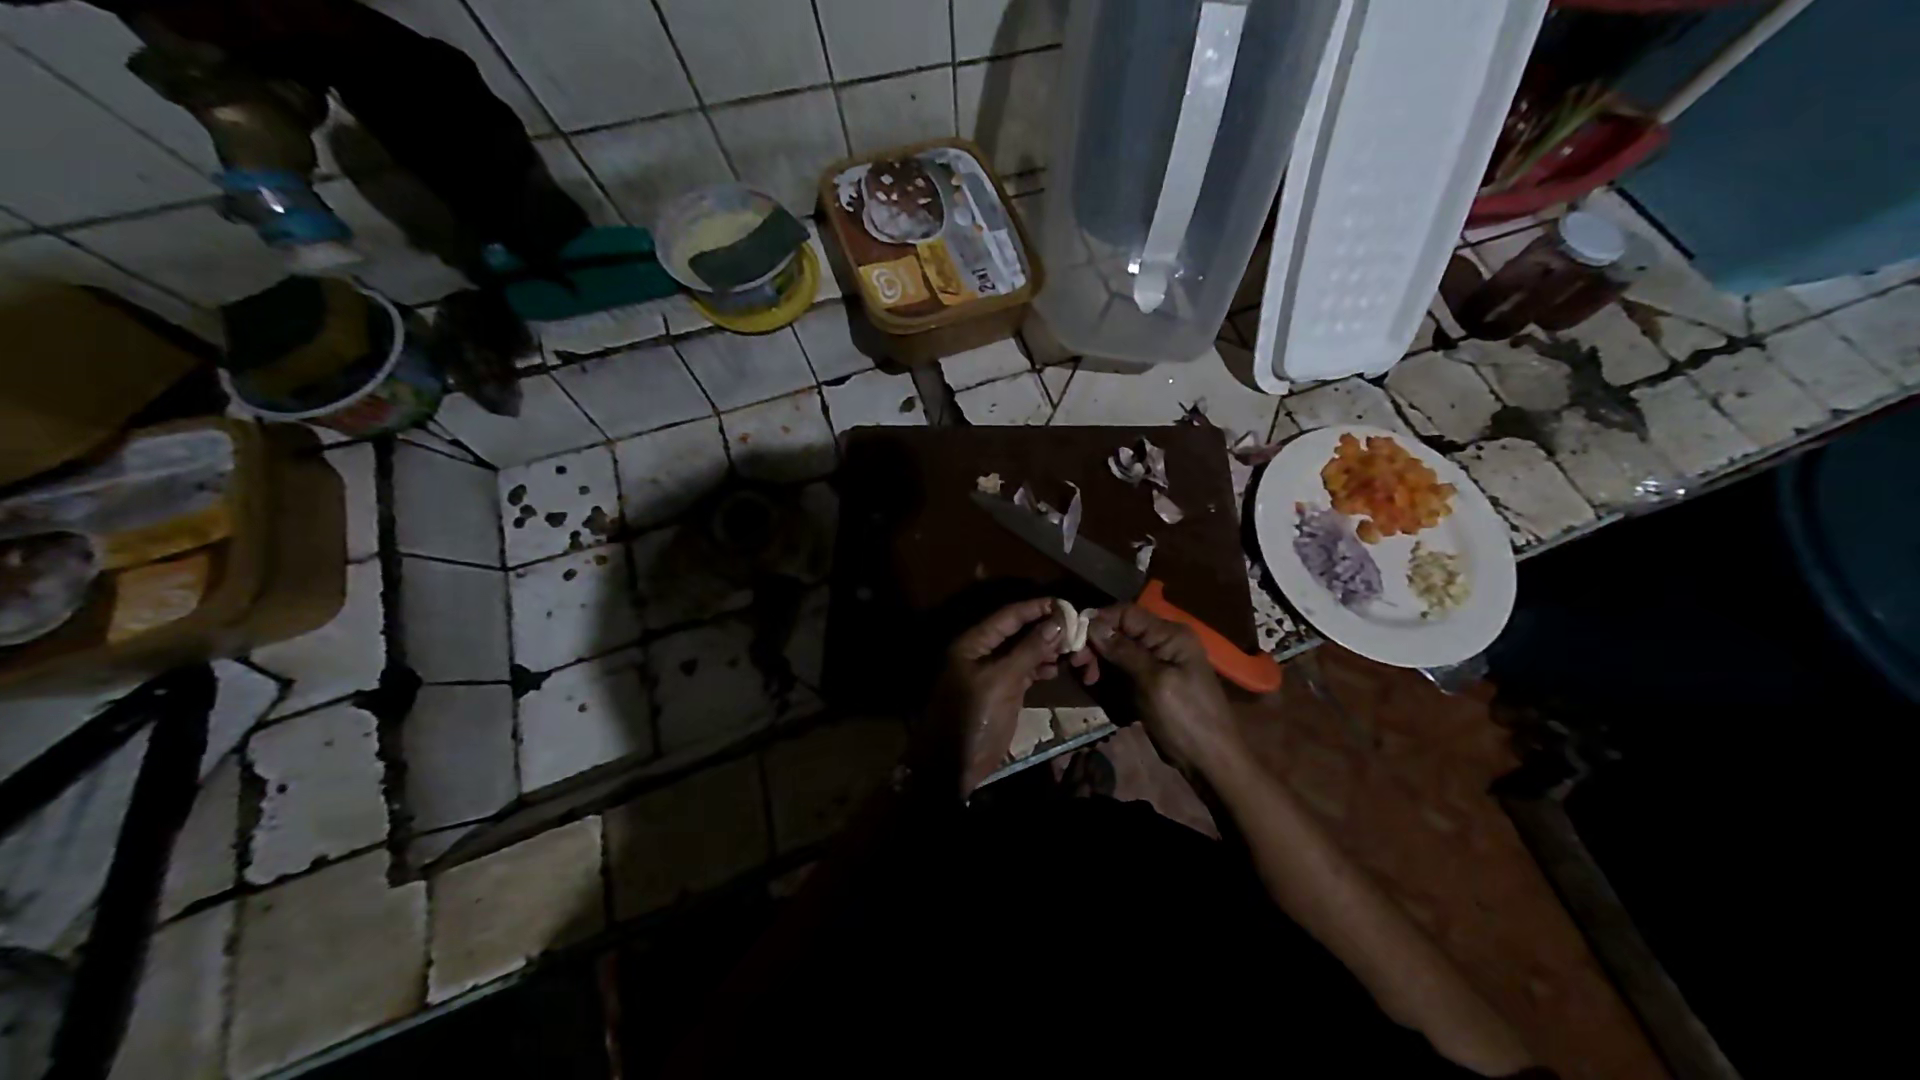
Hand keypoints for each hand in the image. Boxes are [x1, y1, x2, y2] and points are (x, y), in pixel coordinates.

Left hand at [920, 598, 1097, 797]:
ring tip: (1073, 650)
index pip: (1009, 615)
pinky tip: (1058, 669)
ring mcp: (993, 673)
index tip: (1066, 605)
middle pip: (1019, 631)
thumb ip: (1029, 649)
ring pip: (1025, 651)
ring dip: (1048, 649)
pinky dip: (1042, 667)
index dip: (1037, 608)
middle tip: (1077, 631)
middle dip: (1047, 629)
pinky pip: (1025, 670)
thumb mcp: (1002, 680)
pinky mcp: (1003, 691)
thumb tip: (1058, 621)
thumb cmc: (975, 715)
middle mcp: (983, 652)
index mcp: (974, 642)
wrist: (956, 763)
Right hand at [1087, 604, 1241, 775]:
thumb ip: (1124, 650)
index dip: (1098, 621)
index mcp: (1170, 634)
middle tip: (1078, 666)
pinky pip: (1124, 670)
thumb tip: (1093, 623)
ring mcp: (1158, 663)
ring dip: (1099, 662)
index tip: (1074, 640)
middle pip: (1120, 631)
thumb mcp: (1153, 681)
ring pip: (1118, 651)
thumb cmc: (1185, 718)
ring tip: (1088, 680)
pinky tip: (1097, 687)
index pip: (1126, 613)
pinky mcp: (1151, 682)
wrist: (1210, 761)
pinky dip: (1109, 676)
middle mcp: (1164, 642)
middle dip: (1096, 645)